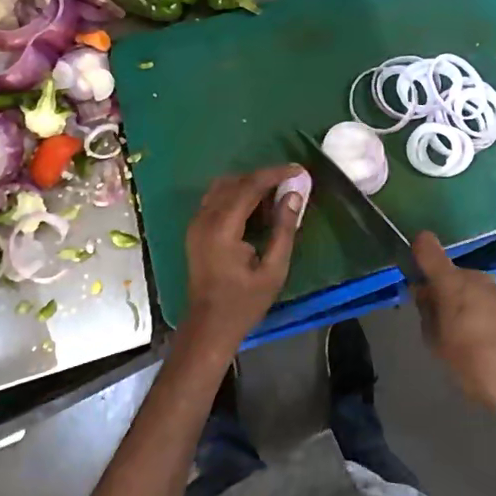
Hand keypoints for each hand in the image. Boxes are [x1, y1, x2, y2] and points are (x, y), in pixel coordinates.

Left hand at [181, 165, 305, 354]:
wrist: (209, 326)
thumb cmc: (244, 303)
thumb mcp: (273, 270)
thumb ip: (283, 229)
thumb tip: (294, 195)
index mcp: (222, 228)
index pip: (249, 186)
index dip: (275, 174)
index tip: (298, 170)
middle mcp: (204, 218)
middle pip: (235, 182)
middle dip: (264, 177)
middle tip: (291, 183)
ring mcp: (197, 222)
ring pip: (224, 187)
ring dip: (250, 185)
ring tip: (276, 196)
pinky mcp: (196, 229)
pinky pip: (217, 199)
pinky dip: (237, 195)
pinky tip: (257, 208)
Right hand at [411, 232, 495, 439]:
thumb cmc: (476, 365)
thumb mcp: (438, 345)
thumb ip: (427, 314)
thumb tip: (424, 294)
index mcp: (452, 282)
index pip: (427, 247)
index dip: (417, 251)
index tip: (413, 270)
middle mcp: (477, 278)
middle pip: (451, 274)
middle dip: (442, 291)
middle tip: (437, 322)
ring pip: (471, 289)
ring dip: (463, 304)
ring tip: (463, 339)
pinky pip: (489, 304)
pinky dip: (482, 315)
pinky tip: (486, 345)